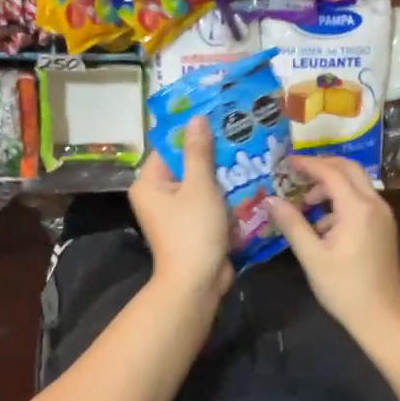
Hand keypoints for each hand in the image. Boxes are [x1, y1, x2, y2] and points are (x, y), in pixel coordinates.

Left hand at [130, 116, 234, 299]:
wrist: (198, 282)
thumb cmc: (193, 231)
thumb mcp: (199, 187)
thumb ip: (199, 152)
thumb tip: (196, 118)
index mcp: (149, 183)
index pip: (170, 147)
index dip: (193, 133)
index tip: (220, 118)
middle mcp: (158, 196)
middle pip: (187, 165)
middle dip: (213, 155)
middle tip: (241, 135)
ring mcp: (175, 213)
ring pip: (201, 185)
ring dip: (223, 176)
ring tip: (250, 156)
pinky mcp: (193, 227)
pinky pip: (209, 203)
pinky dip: (225, 197)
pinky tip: (249, 184)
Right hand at [266, 155, 399, 336]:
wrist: (382, 316)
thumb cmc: (344, 288)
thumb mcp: (312, 257)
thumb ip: (292, 224)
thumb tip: (270, 200)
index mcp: (358, 208)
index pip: (331, 172)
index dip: (308, 164)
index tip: (286, 161)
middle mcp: (375, 204)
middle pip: (349, 169)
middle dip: (322, 167)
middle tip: (296, 173)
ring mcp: (384, 216)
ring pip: (357, 185)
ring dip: (331, 186)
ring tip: (305, 205)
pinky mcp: (385, 228)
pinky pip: (362, 202)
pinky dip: (342, 202)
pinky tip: (323, 226)